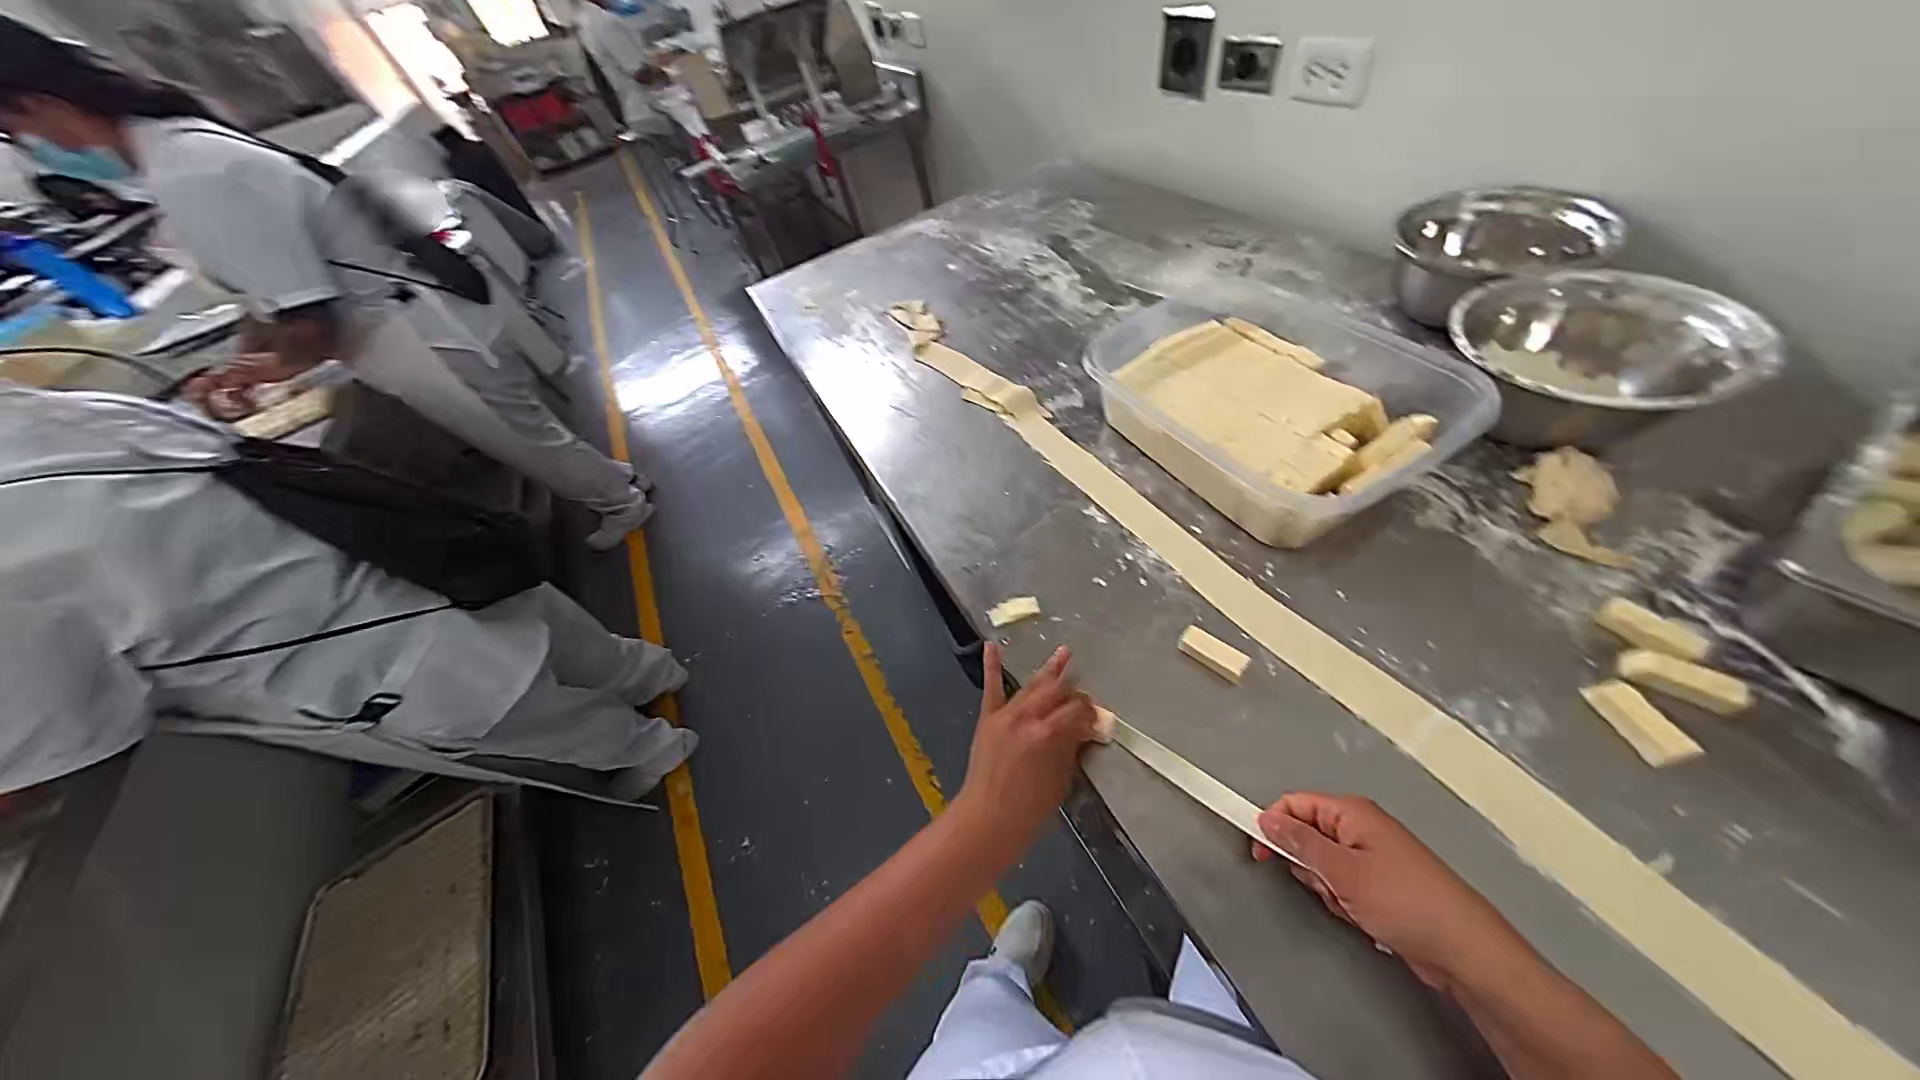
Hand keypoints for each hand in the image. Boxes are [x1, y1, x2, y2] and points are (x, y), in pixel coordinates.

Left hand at [952, 643, 1097, 845]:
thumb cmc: (1030, 807)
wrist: (988, 818)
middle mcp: (1026, 717)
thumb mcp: (1061, 778)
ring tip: (1064, 653)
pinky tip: (992, 646)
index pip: (1076, 710)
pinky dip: (992, 666)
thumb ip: (1072, 748)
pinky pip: (992, 688)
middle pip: (1056, 693)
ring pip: (1031, 686)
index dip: (1090, 711)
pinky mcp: (988, 718)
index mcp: (1047, 733)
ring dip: (1049, 670)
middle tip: (1085, 696)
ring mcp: (1005, 715)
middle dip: (1074, 691)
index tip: (1097, 717)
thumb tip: (1085, 730)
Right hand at [1254, 793, 1529, 989]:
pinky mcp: (1380, 884)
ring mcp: (1372, 856)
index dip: (1272, 823)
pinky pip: (1342, 885)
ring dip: (1327, 887)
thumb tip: (1269, 821)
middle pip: (1306, 835)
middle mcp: (1362, 828)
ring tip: (1352, 903)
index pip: (1294, 804)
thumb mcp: (1342, 871)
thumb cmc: (1414, 905)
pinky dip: (1344, 901)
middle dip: (1306, 864)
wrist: (1467, 953)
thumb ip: (1298, 843)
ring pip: (1322, 864)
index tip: (1258, 846)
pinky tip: (1364, 916)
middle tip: (1324, 883)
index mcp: (1353, 812)